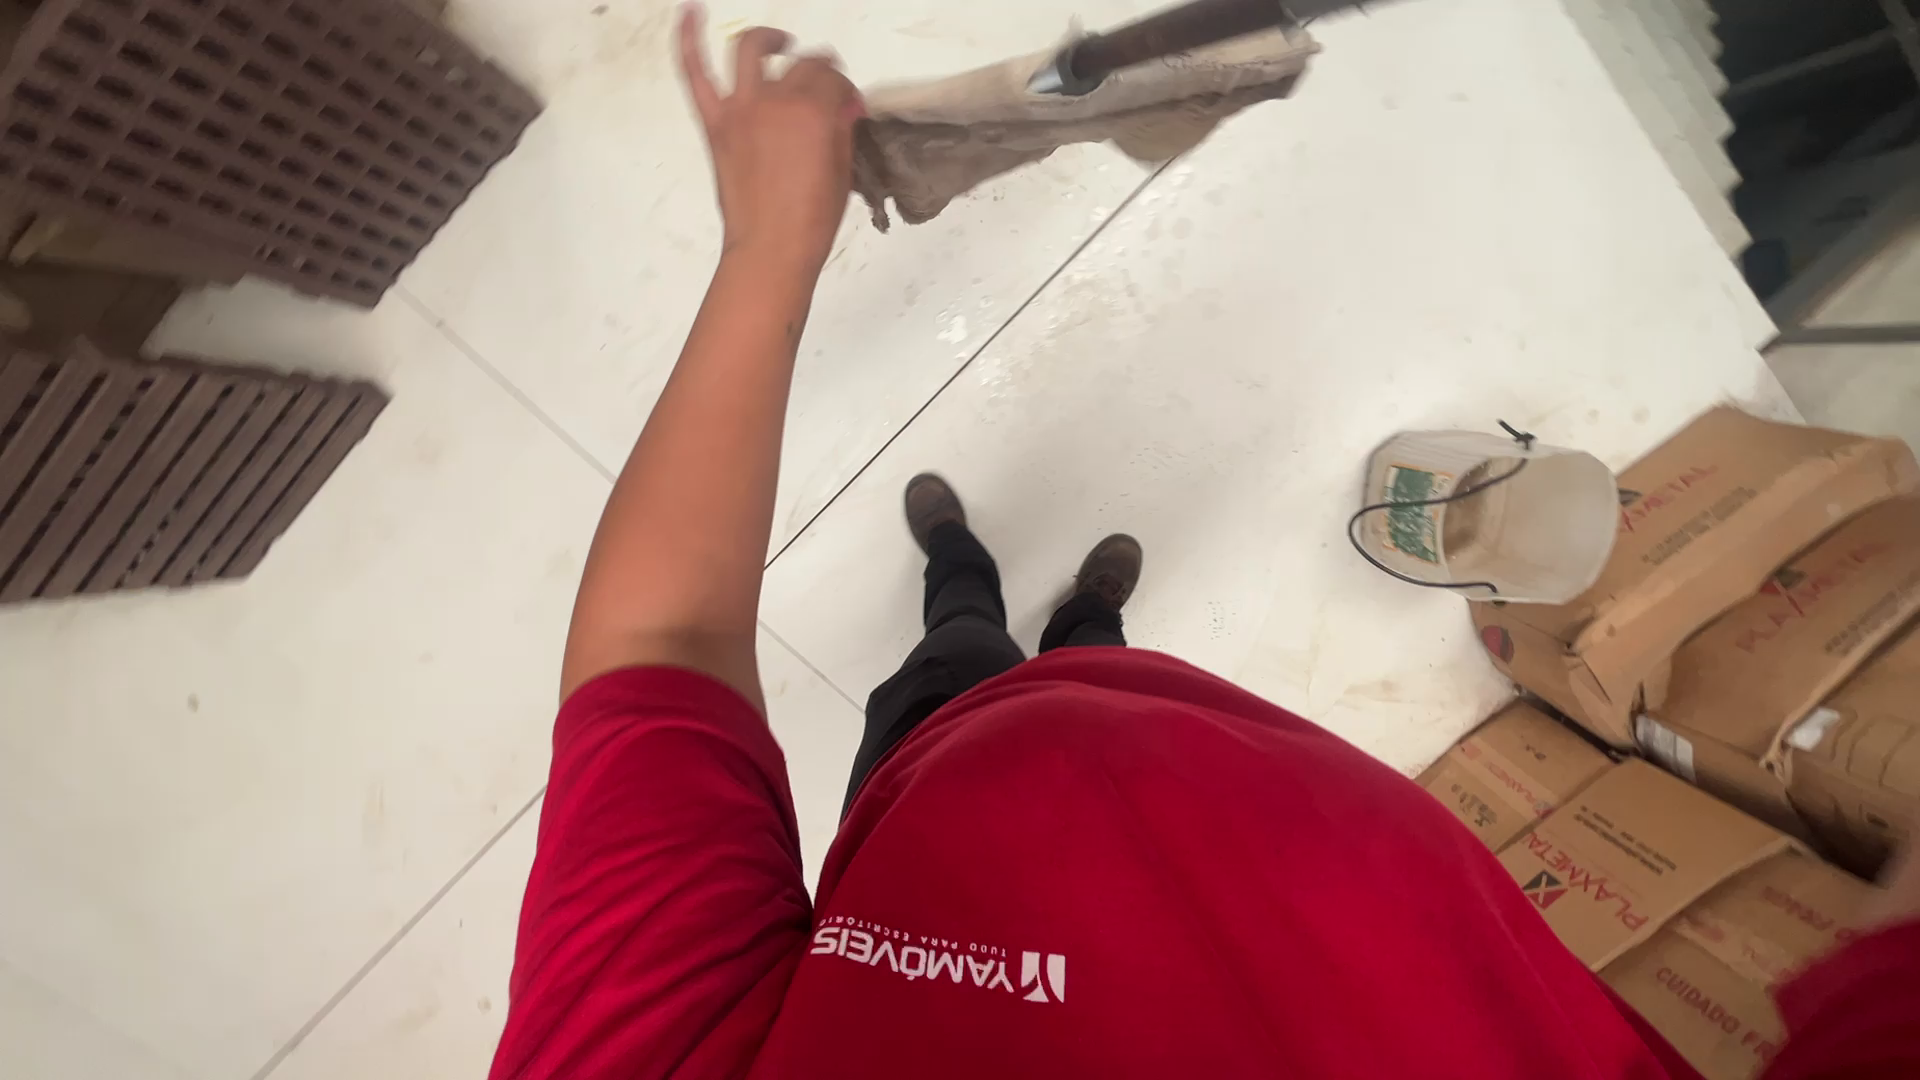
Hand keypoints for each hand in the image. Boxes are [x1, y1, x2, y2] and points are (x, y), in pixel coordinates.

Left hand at [677, 3, 862, 274]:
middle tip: (828, 90)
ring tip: (778, 45)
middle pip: (801, 66)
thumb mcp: (841, 176)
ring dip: (768, 39)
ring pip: (750, 49)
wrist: (772, 251)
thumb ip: (840, 133)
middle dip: (821, 73)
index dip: (846, 92)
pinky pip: (695, 71)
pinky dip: (688, 37)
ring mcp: (742, 109)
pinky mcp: (716, 124)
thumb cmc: (810, 224)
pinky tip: (691, 12)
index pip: (834, 81)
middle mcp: (777, 101)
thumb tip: (842, 111)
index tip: (850, 108)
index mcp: (814, 113)